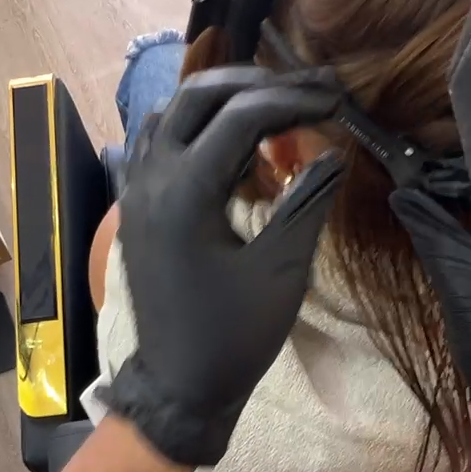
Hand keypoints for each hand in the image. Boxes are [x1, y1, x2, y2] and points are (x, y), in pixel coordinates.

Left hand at [103, 67, 345, 466]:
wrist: (181, 385)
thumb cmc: (233, 338)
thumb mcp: (281, 271)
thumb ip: (307, 203)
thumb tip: (334, 152)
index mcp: (186, 193)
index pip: (241, 117)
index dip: (293, 100)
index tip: (335, 100)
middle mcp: (151, 181)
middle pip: (198, 97)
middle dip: (255, 86)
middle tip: (304, 93)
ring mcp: (136, 194)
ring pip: (168, 116)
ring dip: (218, 103)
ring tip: (267, 111)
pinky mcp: (135, 212)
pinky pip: (153, 147)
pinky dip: (188, 131)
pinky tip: (220, 146)